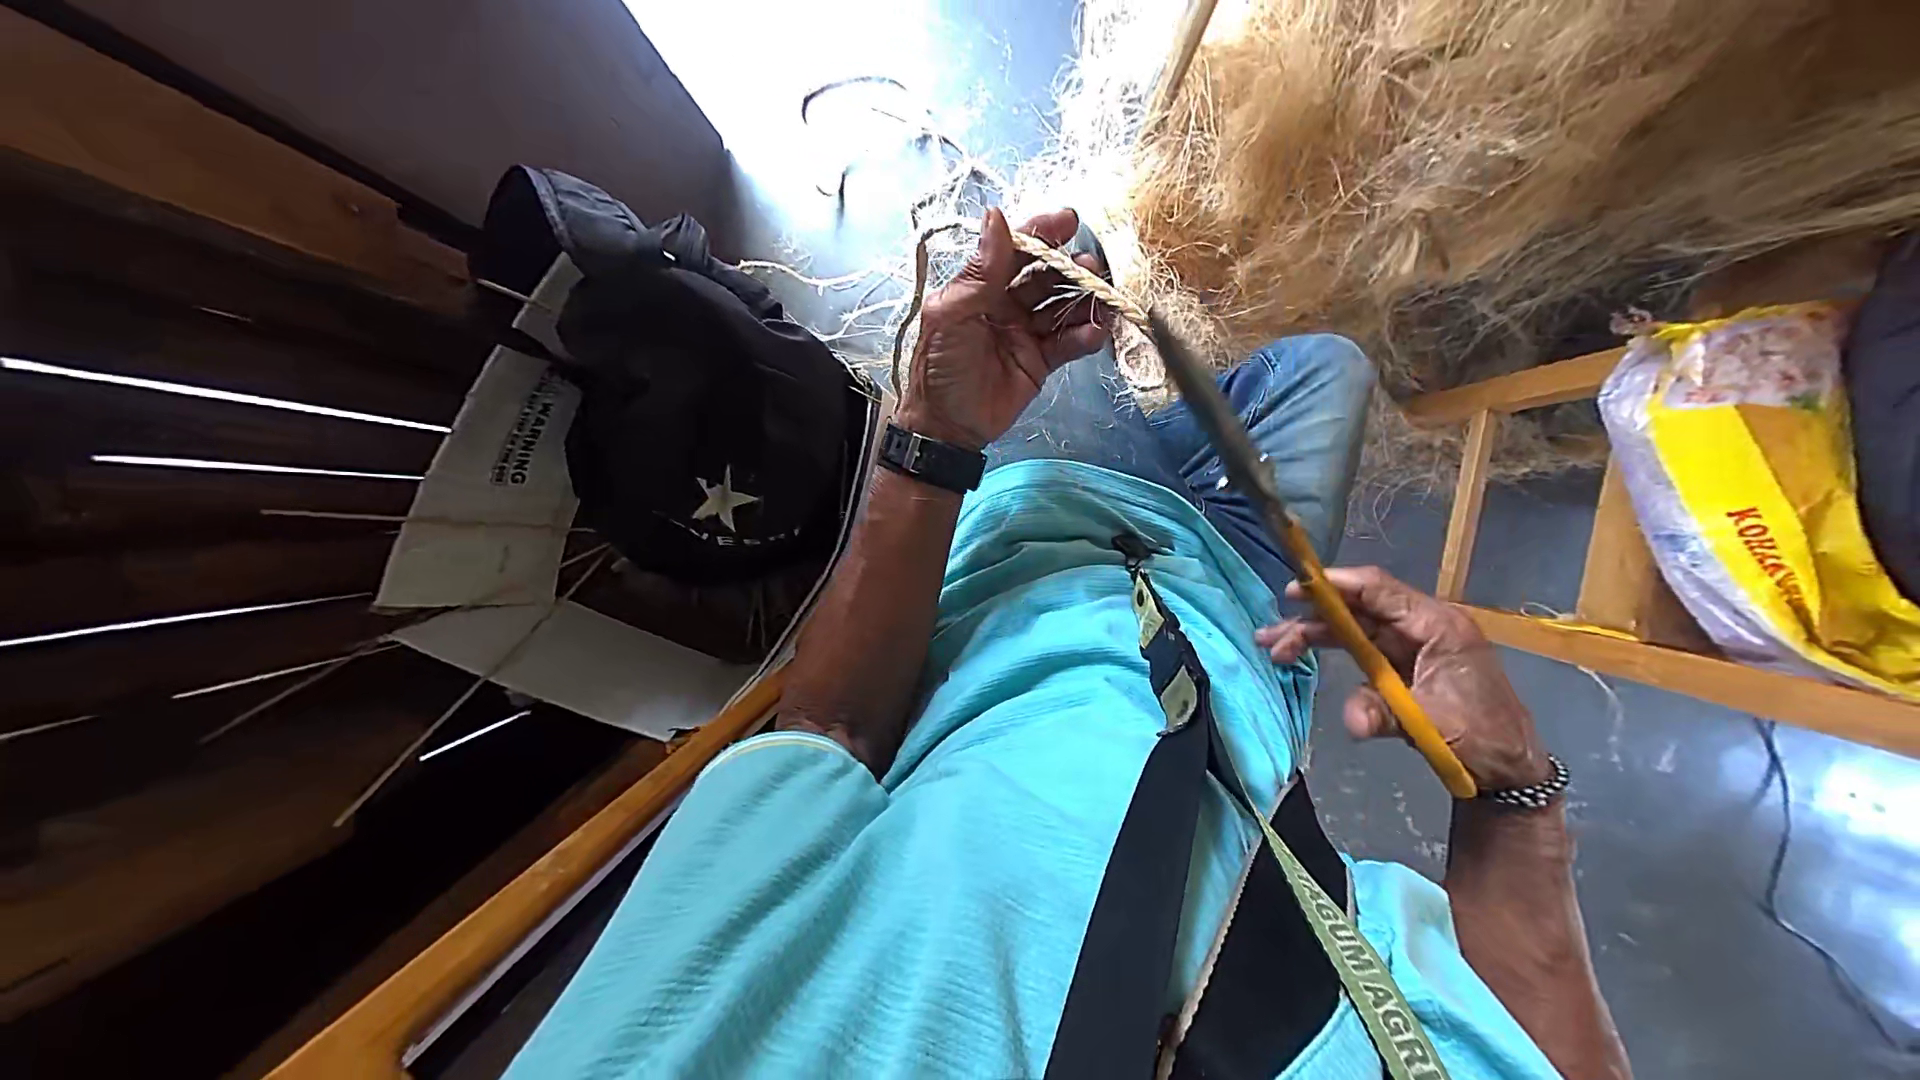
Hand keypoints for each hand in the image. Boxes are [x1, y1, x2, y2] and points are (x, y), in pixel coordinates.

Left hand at [896, 207, 1110, 450]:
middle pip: (1046, 277)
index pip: (1015, 251)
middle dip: (1071, 267)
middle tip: (1091, 266)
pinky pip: (1068, 343)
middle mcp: (1006, 305)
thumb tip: (996, 215)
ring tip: (1102, 299)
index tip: (1068, 221)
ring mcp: (1026, 333)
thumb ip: (979, 272)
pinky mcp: (1041, 361)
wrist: (947, 425)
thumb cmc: (939, 368)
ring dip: (1085, 300)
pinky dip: (1084, 336)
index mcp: (981, 288)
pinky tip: (1095, 332)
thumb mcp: (952, 316)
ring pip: (1063, 307)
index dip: (1041, 234)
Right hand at [1255, 566, 1551, 792]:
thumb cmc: (1482, 738)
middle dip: (1311, 617)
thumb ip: (1385, 714)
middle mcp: (1420, 625)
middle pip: (1355, 607)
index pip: (1378, 590)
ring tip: (1274, 648)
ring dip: (1311, 633)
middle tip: (1272, 634)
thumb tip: (1348, 721)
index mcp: (1437, 626)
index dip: (1335, 585)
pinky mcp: (1398, 661)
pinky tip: (1297, 656)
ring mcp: (1408, 642)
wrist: (1509, 768)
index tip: (1297, 590)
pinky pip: (1355, 644)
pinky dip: (1325, 648)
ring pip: (1350, 625)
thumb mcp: (1432, 724)